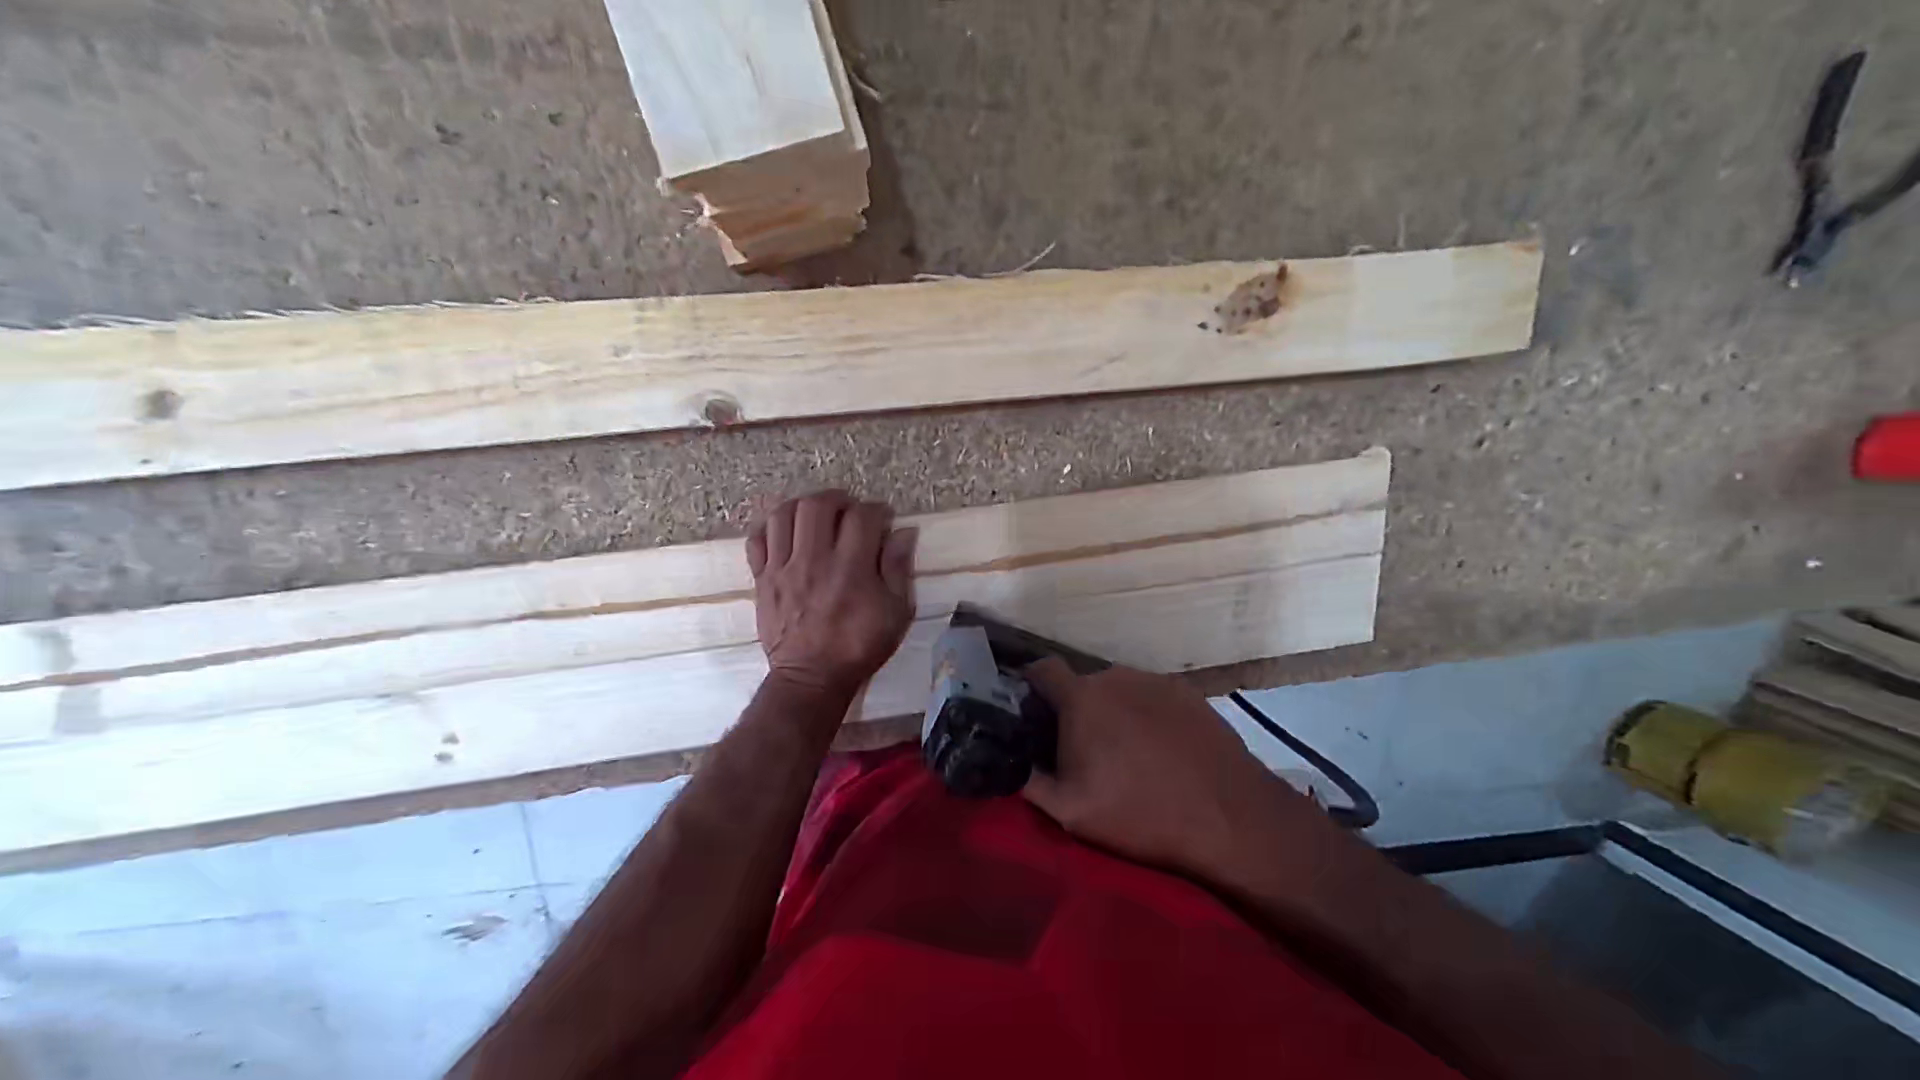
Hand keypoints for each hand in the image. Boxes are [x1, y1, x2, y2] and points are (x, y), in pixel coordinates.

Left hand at [746, 491, 917, 696]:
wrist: (811, 678)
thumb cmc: (859, 646)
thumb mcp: (895, 613)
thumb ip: (898, 568)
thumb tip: (903, 532)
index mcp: (851, 568)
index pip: (862, 516)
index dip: (877, 510)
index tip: (883, 520)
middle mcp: (814, 560)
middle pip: (818, 505)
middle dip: (838, 499)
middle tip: (849, 511)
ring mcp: (782, 568)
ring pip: (783, 514)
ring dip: (803, 506)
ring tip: (817, 516)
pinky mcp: (762, 579)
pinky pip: (757, 539)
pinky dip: (770, 527)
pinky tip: (787, 533)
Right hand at [1022, 659, 1305, 877]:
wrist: (1231, 817)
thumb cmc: (1142, 814)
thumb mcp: (1070, 812)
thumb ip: (1029, 781)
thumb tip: (1009, 762)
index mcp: (1082, 698)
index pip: (1041, 669)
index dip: (1029, 685)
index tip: (1029, 711)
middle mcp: (1116, 677)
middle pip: (1082, 685)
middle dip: (1075, 711)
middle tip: (1082, 750)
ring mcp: (1156, 681)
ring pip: (1119, 691)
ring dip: (1112, 713)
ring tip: (1126, 753)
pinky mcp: (1189, 693)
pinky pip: (1151, 698)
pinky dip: (1146, 716)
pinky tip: (1161, 750)